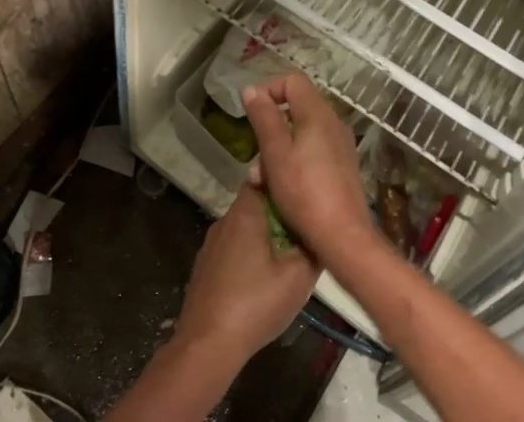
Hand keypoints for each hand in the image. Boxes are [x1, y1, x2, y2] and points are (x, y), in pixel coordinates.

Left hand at [173, 186, 319, 364]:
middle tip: (303, 235)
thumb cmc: (256, 304)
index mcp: (244, 214)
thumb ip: (312, 247)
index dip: (285, 185)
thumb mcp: (298, 276)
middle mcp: (223, 222)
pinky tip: (261, 282)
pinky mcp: (205, 269)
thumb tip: (318, 231)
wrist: (208, 345)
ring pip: (244, 231)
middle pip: (255, 206)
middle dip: (279, 217)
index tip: (304, 200)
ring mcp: (210, 247)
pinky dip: (248, 258)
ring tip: (287, 260)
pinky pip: (233, 251)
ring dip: (264, 240)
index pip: (263, 179)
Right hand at [243, 74, 375, 260]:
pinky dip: (294, 158)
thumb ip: (263, 118)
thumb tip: (252, 89)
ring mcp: (341, 144)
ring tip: (262, 178)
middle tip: (255, 154)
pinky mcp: (343, 164)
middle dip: (270, 125)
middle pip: (297, 106)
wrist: (343, 236)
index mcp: (318, 113)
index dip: (268, 89)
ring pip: (303, 131)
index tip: (251, 114)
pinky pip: (314, 148)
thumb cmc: (304, 192)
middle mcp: (334, 122)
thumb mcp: (275, 154)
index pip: (292, 81)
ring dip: (279, 147)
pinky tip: (283, 185)